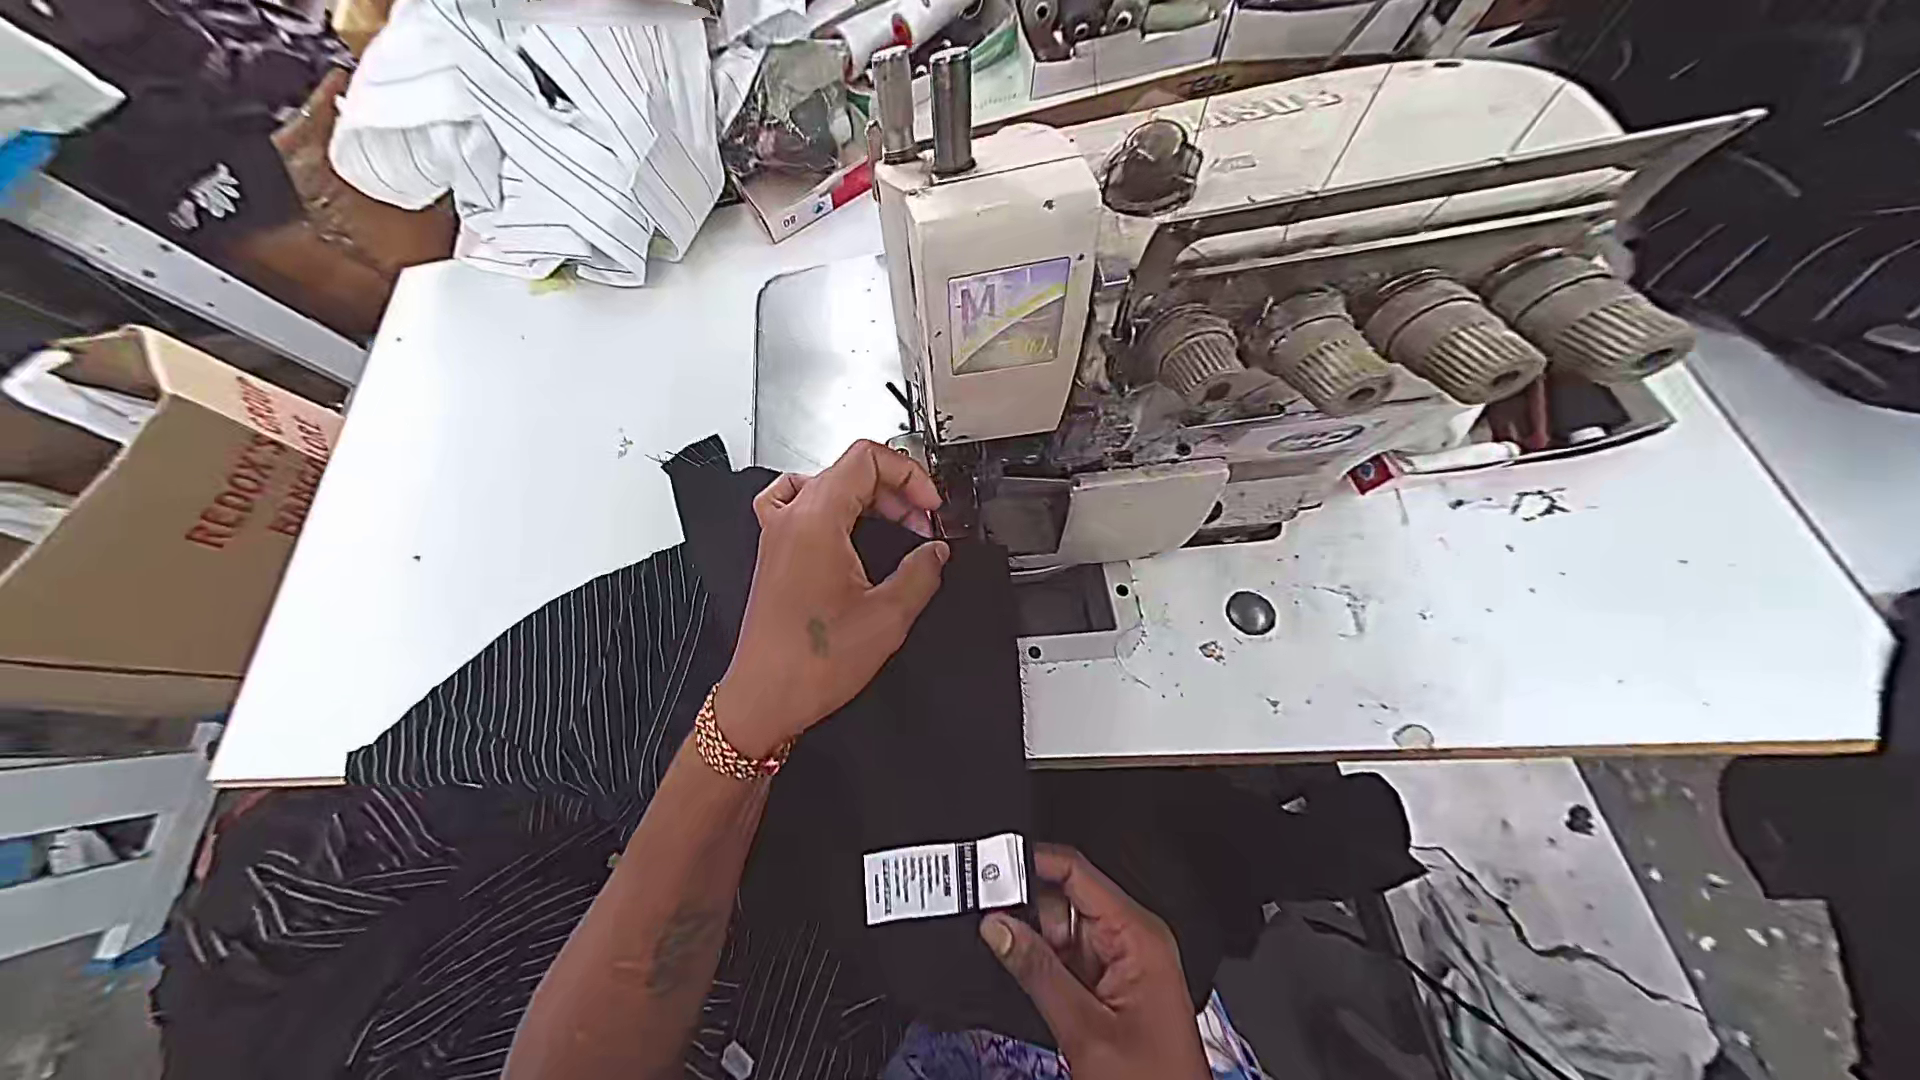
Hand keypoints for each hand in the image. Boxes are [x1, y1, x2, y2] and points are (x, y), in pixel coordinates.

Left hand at [713, 440, 948, 757]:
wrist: (765, 696)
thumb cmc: (809, 664)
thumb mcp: (887, 617)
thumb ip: (922, 572)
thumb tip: (936, 552)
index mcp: (817, 519)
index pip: (867, 459)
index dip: (910, 474)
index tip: (929, 505)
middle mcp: (791, 517)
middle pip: (851, 469)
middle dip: (897, 490)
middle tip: (922, 524)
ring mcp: (778, 532)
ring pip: (829, 483)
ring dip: (869, 498)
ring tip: (894, 526)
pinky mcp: (775, 551)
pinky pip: (799, 504)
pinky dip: (831, 507)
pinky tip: (847, 528)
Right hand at [980, 844, 1208, 1079]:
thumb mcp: (1086, 1030)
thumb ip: (1036, 971)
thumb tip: (997, 926)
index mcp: (1137, 933)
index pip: (1077, 871)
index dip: (1034, 863)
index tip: (994, 867)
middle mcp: (1131, 938)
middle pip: (1064, 897)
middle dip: (1028, 911)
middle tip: (995, 924)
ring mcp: (1120, 960)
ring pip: (1060, 927)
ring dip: (1035, 941)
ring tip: (1016, 962)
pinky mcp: (1109, 982)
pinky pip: (1066, 954)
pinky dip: (1043, 962)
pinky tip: (1030, 976)